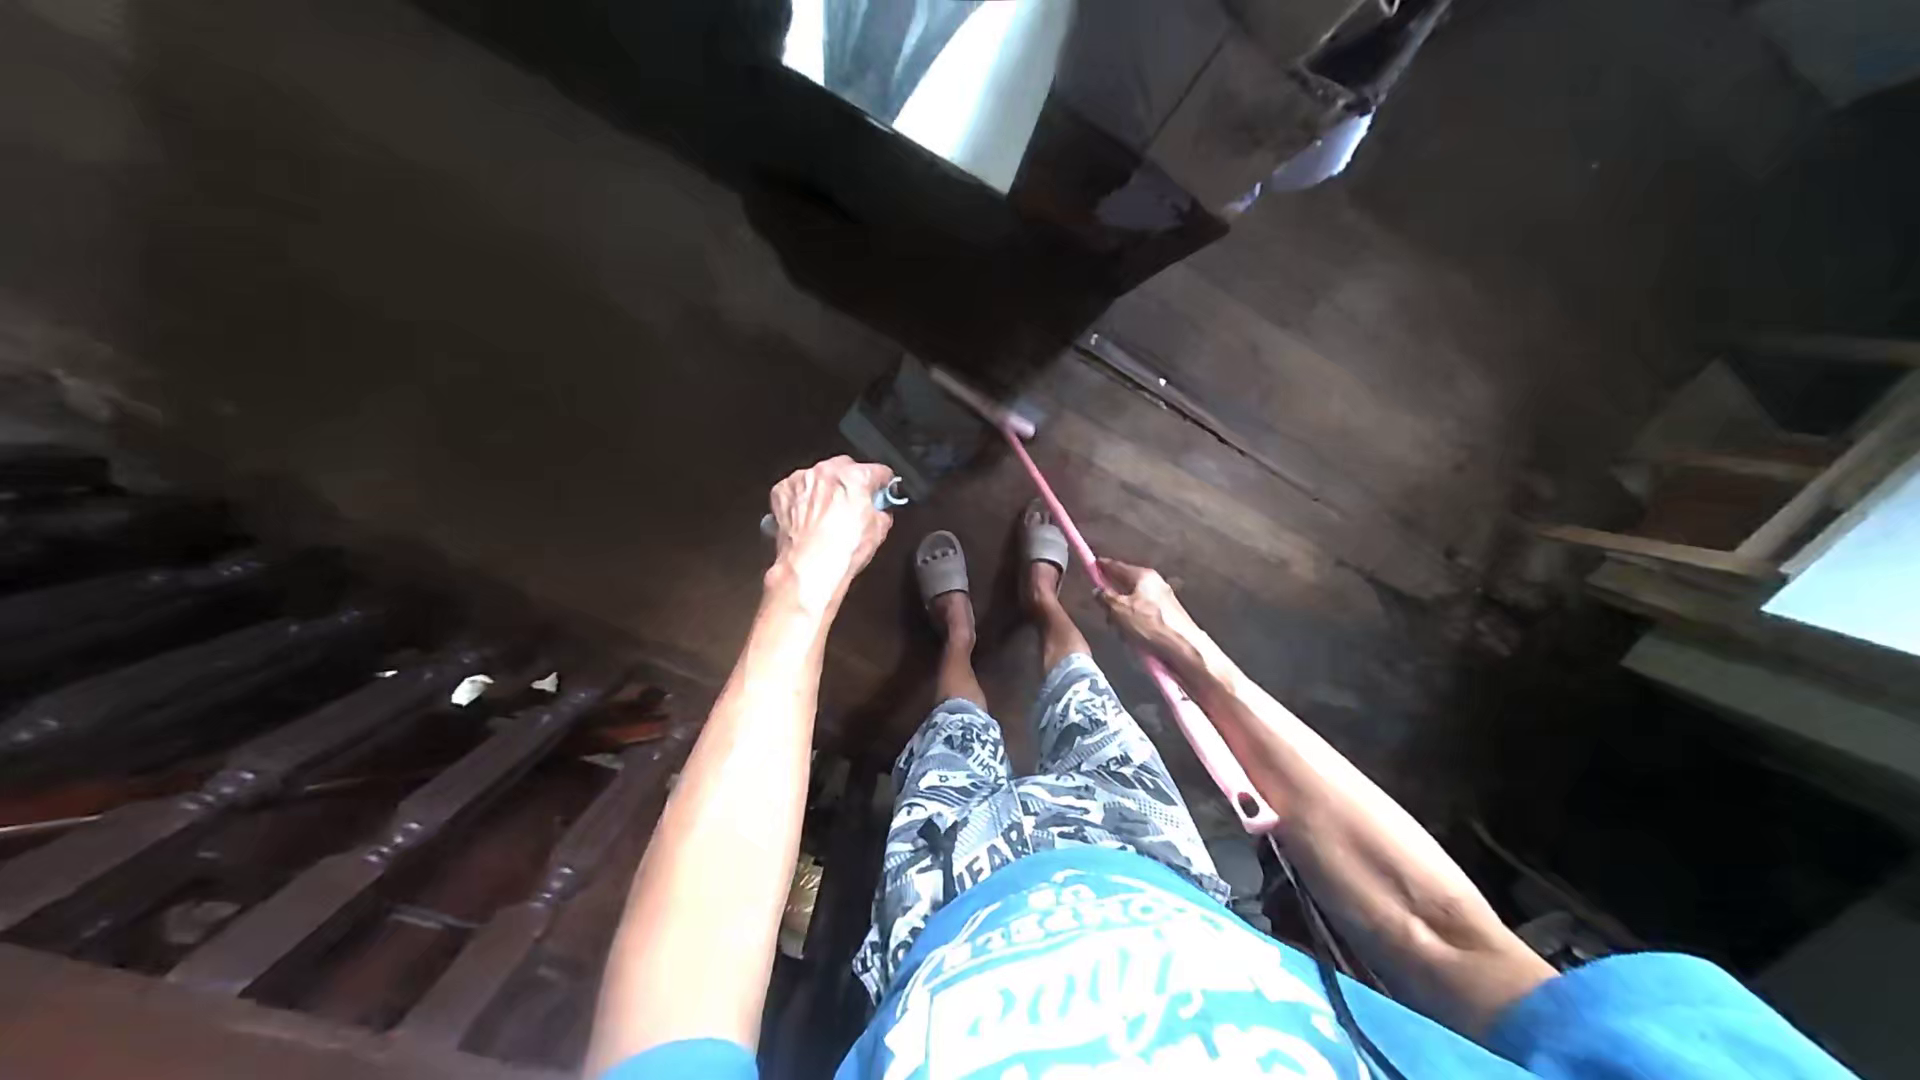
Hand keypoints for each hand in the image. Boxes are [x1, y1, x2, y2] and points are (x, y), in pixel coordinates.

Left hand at [766, 456, 895, 606]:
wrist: (808, 568)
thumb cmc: (840, 552)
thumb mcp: (879, 531)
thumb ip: (882, 512)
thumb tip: (880, 510)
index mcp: (855, 477)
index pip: (878, 470)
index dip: (883, 482)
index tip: (882, 489)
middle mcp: (827, 472)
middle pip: (845, 467)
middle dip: (851, 482)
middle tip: (853, 503)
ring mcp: (802, 480)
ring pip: (819, 476)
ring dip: (825, 488)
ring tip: (827, 514)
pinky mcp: (783, 491)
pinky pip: (798, 488)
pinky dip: (803, 498)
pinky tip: (809, 516)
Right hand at [1094, 558, 1207, 669]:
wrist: (1184, 647)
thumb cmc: (1150, 624)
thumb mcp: (1119, 610)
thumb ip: (1105, 598)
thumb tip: (1098, 591)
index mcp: (1143, 576)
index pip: (1117, 566)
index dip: (1103, 566)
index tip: (1093, 565)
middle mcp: (1155, 583)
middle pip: (1125, 586)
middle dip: (1112, 599)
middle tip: (1105, 613)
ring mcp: (1163, 600)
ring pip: (1133, 603)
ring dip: (1123, 616)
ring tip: (1121, 631)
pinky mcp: (1168, 616)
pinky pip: (1143, 615)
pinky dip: (1135, 624)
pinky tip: (1134, 638)